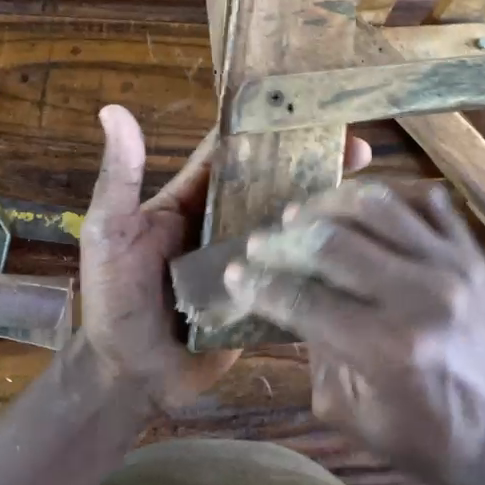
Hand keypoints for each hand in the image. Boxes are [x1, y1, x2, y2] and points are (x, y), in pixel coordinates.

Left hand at [79, 105, 370, 409]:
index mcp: (192, 198)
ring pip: (291, 229)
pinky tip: (365, 257)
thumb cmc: (112, 297)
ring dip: (325, 211)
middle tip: (361, 149)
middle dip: (312, 164)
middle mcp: (224, 223)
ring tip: (374, 199)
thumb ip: (120, 177)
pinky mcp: (262, 300)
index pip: (234, 152)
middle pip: (273, 186)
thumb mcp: (110, 231)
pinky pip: (296, 278)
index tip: (308, 107)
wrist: (127, 376)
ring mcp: (247, 262)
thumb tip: (112, 110)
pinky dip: (324, 265)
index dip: (267, 127)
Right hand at [222, 179, 484, 484]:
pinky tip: (359, 209)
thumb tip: (292, 302)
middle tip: (261, 241)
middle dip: (282, 239)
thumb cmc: (431, 438)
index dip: (260, 283)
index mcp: (387, 348)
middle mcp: (418, 296)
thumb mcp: (356, 414)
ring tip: (301, 215)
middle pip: (331, 241)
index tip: (235, 273)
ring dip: (326, 204)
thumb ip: (318, 353)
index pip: (304, 298)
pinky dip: (386, 197)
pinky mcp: (470, 253)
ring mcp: (449, 266)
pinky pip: (423, 201)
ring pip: (374, 205)